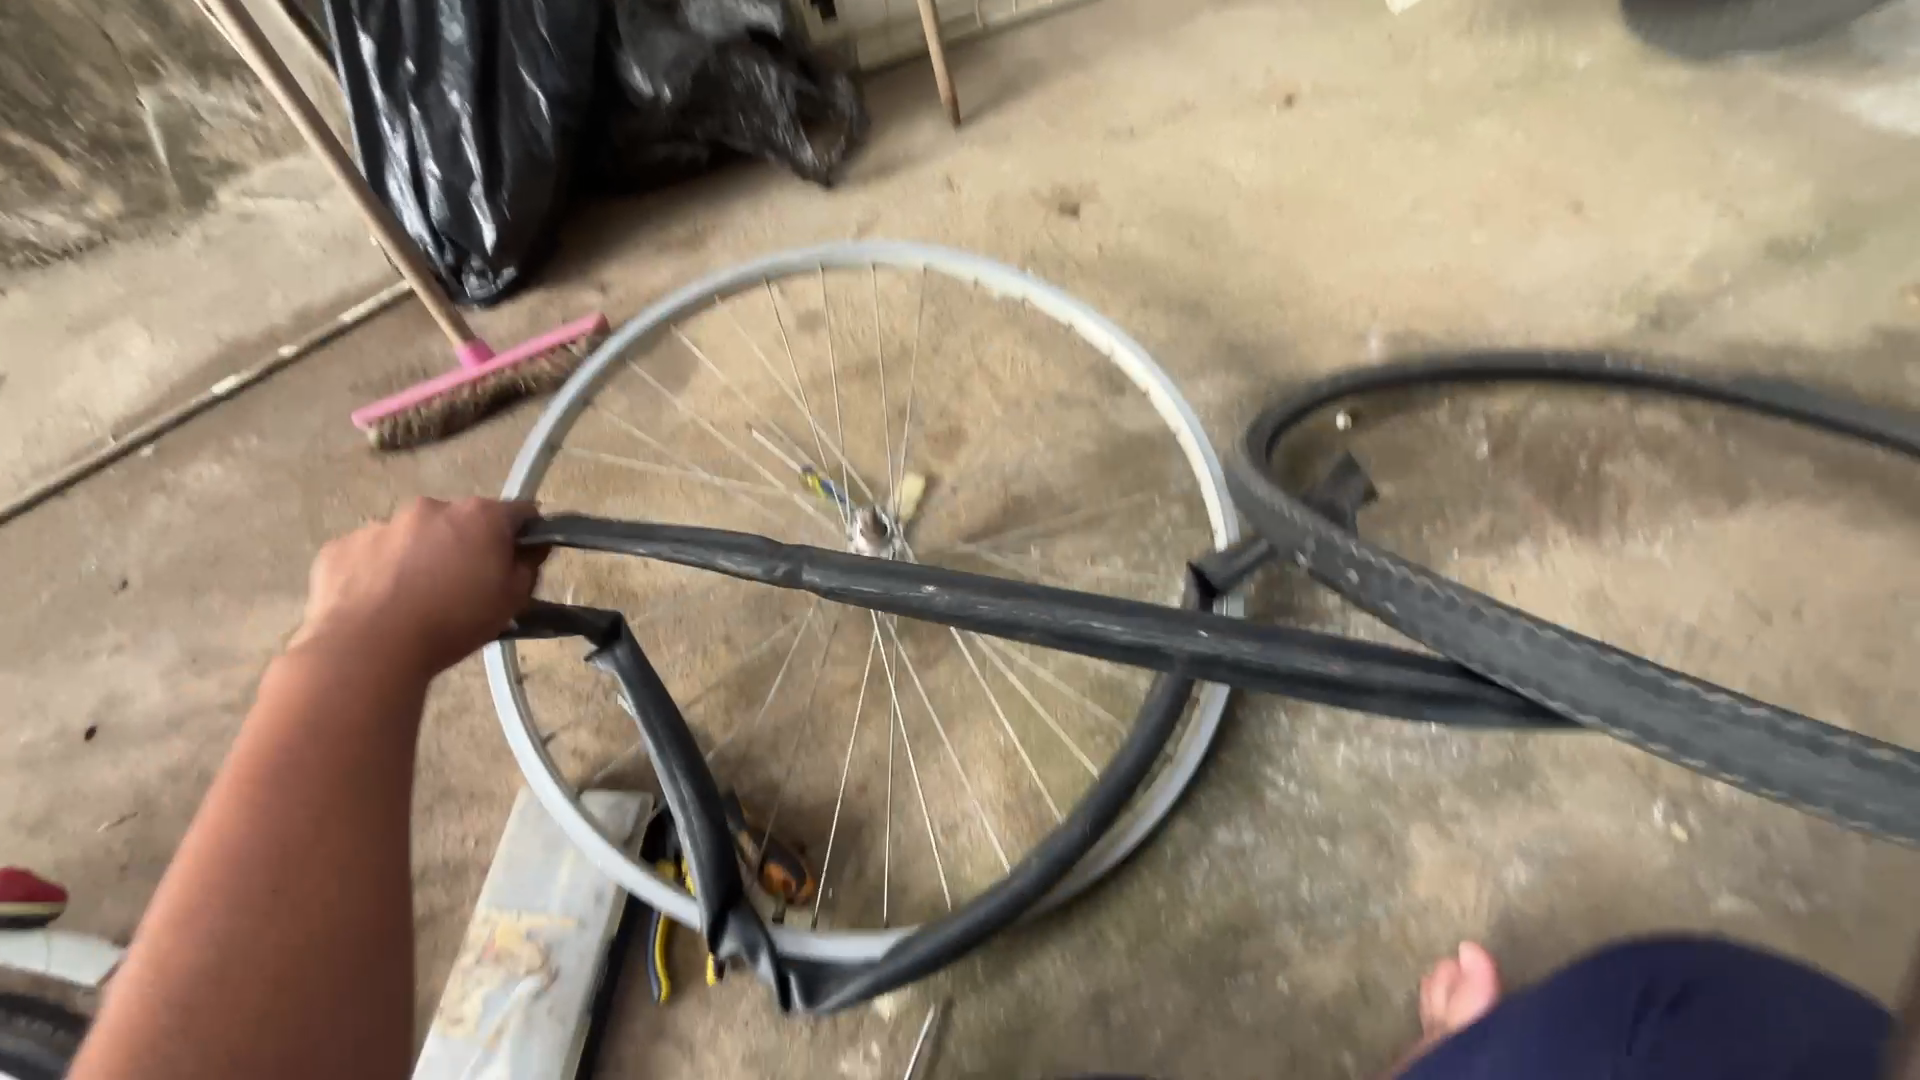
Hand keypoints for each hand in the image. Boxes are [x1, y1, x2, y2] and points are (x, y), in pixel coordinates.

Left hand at [289, 498, 546, 676]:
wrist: (368, 649)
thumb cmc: (454, 622)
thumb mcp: (513, 600)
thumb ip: (528, 565)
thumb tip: (528, 548)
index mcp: (481, 516)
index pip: (520, 512)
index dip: (524, 536)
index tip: (519, 561)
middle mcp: (432, 508)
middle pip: (462, 521)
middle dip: (467, 544)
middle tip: (466, 585)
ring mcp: (381, 524)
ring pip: (414, 536)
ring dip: (422, 556)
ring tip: (417, 599)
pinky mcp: (340, 546)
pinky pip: (371, 553)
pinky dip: (381, 570)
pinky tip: (382, 603)